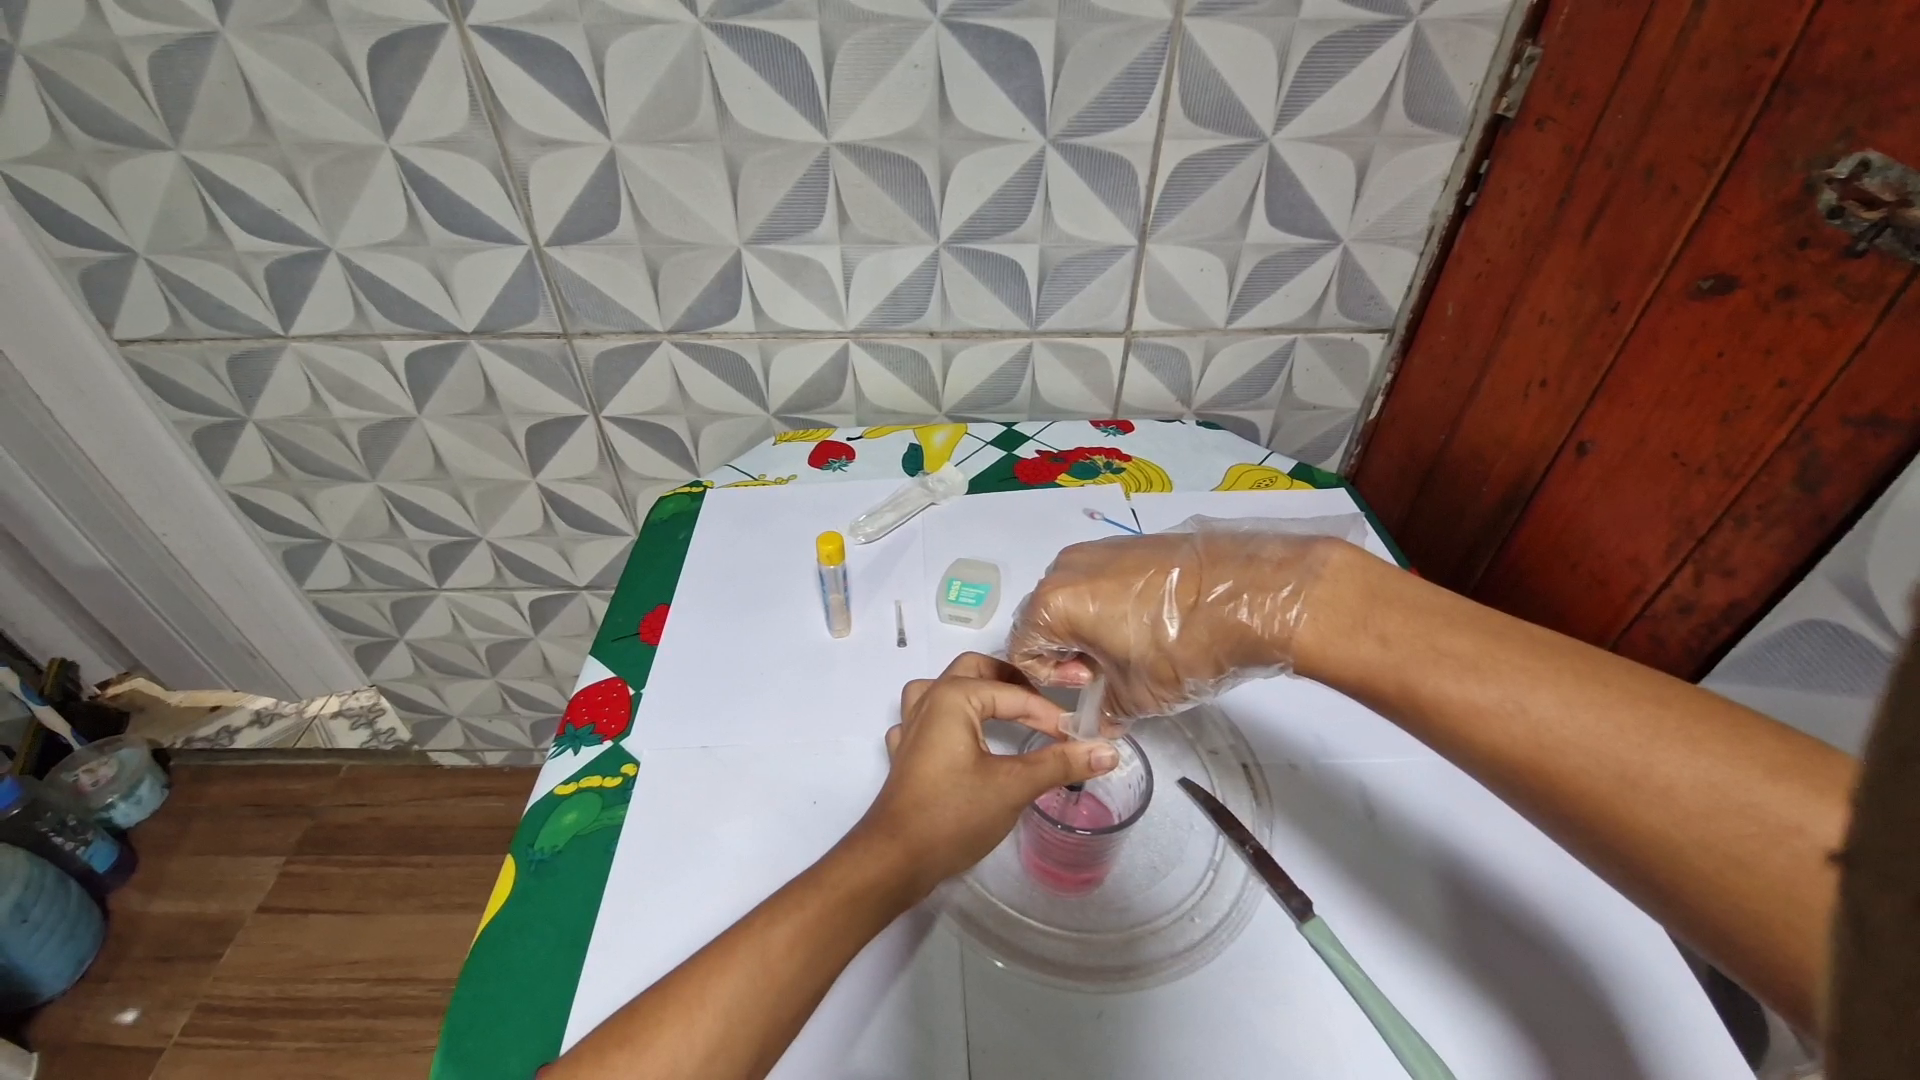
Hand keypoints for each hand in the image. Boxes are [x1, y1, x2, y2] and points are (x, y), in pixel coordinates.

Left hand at [850, 653, 1119, 897]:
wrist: (895, 859)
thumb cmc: (953, 814)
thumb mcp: (1013, 787)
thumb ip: (1060, 764)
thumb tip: (1108, 750)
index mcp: (953, 697)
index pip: (1015, 695)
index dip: (1051, 714)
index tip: (1081, 736)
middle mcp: (929, 700)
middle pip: (974, 670)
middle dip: (1012, 682)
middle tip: (1045, 706)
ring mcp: (911, 726)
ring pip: (945, 689)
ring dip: (975, 690)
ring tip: (1005, 709)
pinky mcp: (905, 753)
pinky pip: (926, 719)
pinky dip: (948, 720)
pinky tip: (961, 739)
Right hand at [1007, 520, 1350, 720]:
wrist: (1255, 594)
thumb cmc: (1184, 648)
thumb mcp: (1138, 696)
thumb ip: (1104, 711)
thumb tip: (1098, 720)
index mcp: (1054, 603)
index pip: (1023, 649)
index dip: (1051, 678)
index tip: (1090, 684)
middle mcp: (1067, 567)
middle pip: (1046, 618)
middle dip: (1069, 651)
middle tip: (1112, 671)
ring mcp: (1101, 549)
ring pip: (1076, 597)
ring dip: (1092, 628)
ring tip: (1137, 647)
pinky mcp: (1133, 542)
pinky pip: (1104, 580)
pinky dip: (1115, 605)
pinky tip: (1156, 622)